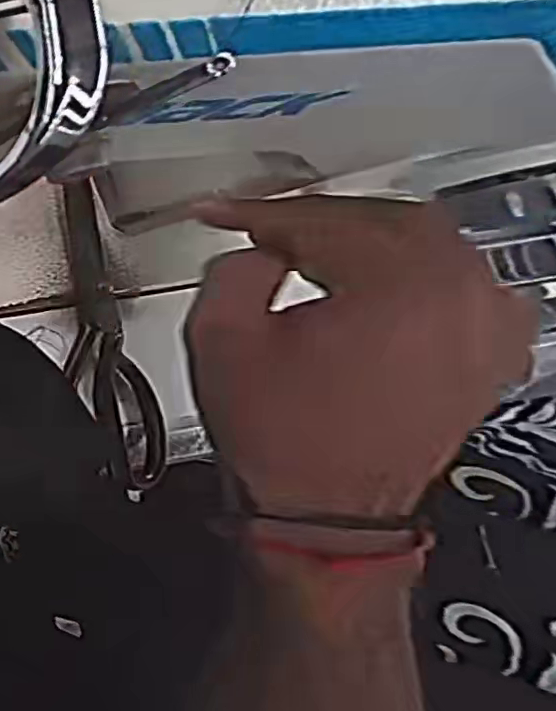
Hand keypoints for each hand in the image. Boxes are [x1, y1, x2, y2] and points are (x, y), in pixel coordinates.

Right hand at [187, 196, 534, 519]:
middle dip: (316, 216)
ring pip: (430, 247)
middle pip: (392, 221)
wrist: (325, 499)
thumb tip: (256, 252)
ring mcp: (489, 328)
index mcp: (399, 292)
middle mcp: (465, 301)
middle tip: (260, 222)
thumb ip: (235, 273)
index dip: (261, 212)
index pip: (326, 221)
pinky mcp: (490, 351)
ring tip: (303, 246)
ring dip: (359, 237)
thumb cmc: (278, 428)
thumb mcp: (219, 338)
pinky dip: (402, 268)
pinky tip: (364, 278)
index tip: (222, 211)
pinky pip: (457, 282)